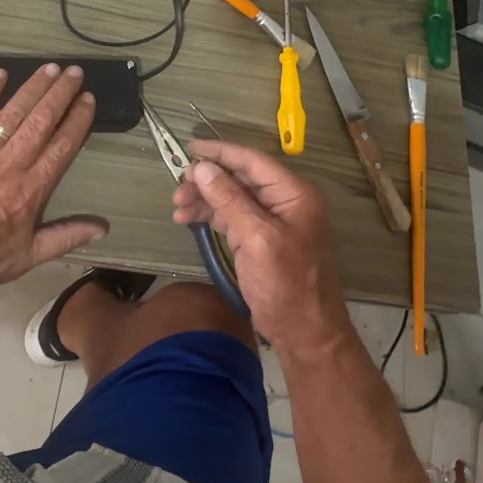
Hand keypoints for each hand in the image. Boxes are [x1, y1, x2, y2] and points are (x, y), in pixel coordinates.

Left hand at [0, 64, 104, 332]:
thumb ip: (66, 236)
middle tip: (74, 72)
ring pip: (13, 111)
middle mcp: (11, 164)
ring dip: (33, 87)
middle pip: (42, 120)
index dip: (78, 120)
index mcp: (32, 189)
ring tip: (49, 68)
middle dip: (60, 93)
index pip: (63, 145)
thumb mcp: (27, 257)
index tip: (88, 100)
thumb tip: (102, 227)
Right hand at [172, 140, 351, 353]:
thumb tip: (202, 167)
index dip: (220, 152)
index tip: (189, 149)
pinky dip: (209, 215)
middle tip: (178, 188)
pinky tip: (188, 219)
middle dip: (207, 180)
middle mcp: (284, 200)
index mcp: (294, 193)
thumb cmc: (288, 286)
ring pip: (231, 196)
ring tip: (177, 207)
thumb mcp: (257, 239)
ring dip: (203, 199)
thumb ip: (229, 200)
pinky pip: (231, 216)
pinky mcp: (259, 239)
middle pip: (239, 177)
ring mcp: (271, 220)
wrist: (305, 334)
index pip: (252, 161)